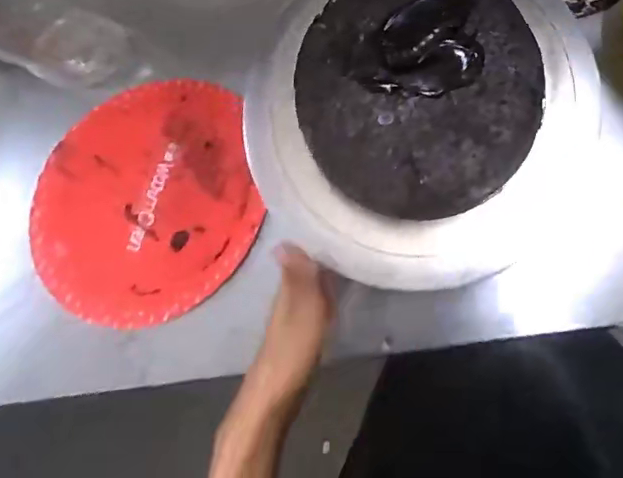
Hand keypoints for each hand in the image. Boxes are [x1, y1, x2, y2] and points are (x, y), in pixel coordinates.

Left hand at [242, 243, 336, 401]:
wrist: (275, 398)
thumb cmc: (292, 348)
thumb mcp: (303, 308)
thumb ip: (299, 276)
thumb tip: (284, 238)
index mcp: (287, 289)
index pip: (300, 256)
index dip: (314, 241)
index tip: (334, 223)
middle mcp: (287, 299)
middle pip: (305, 271)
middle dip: (321, 256)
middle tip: (347, 237)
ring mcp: (291, 318)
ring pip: (309, 288)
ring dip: (323, 276)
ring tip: (347, 260)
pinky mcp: (298, 335)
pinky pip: (314, 305)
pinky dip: (325, 297)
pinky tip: (336, 297)